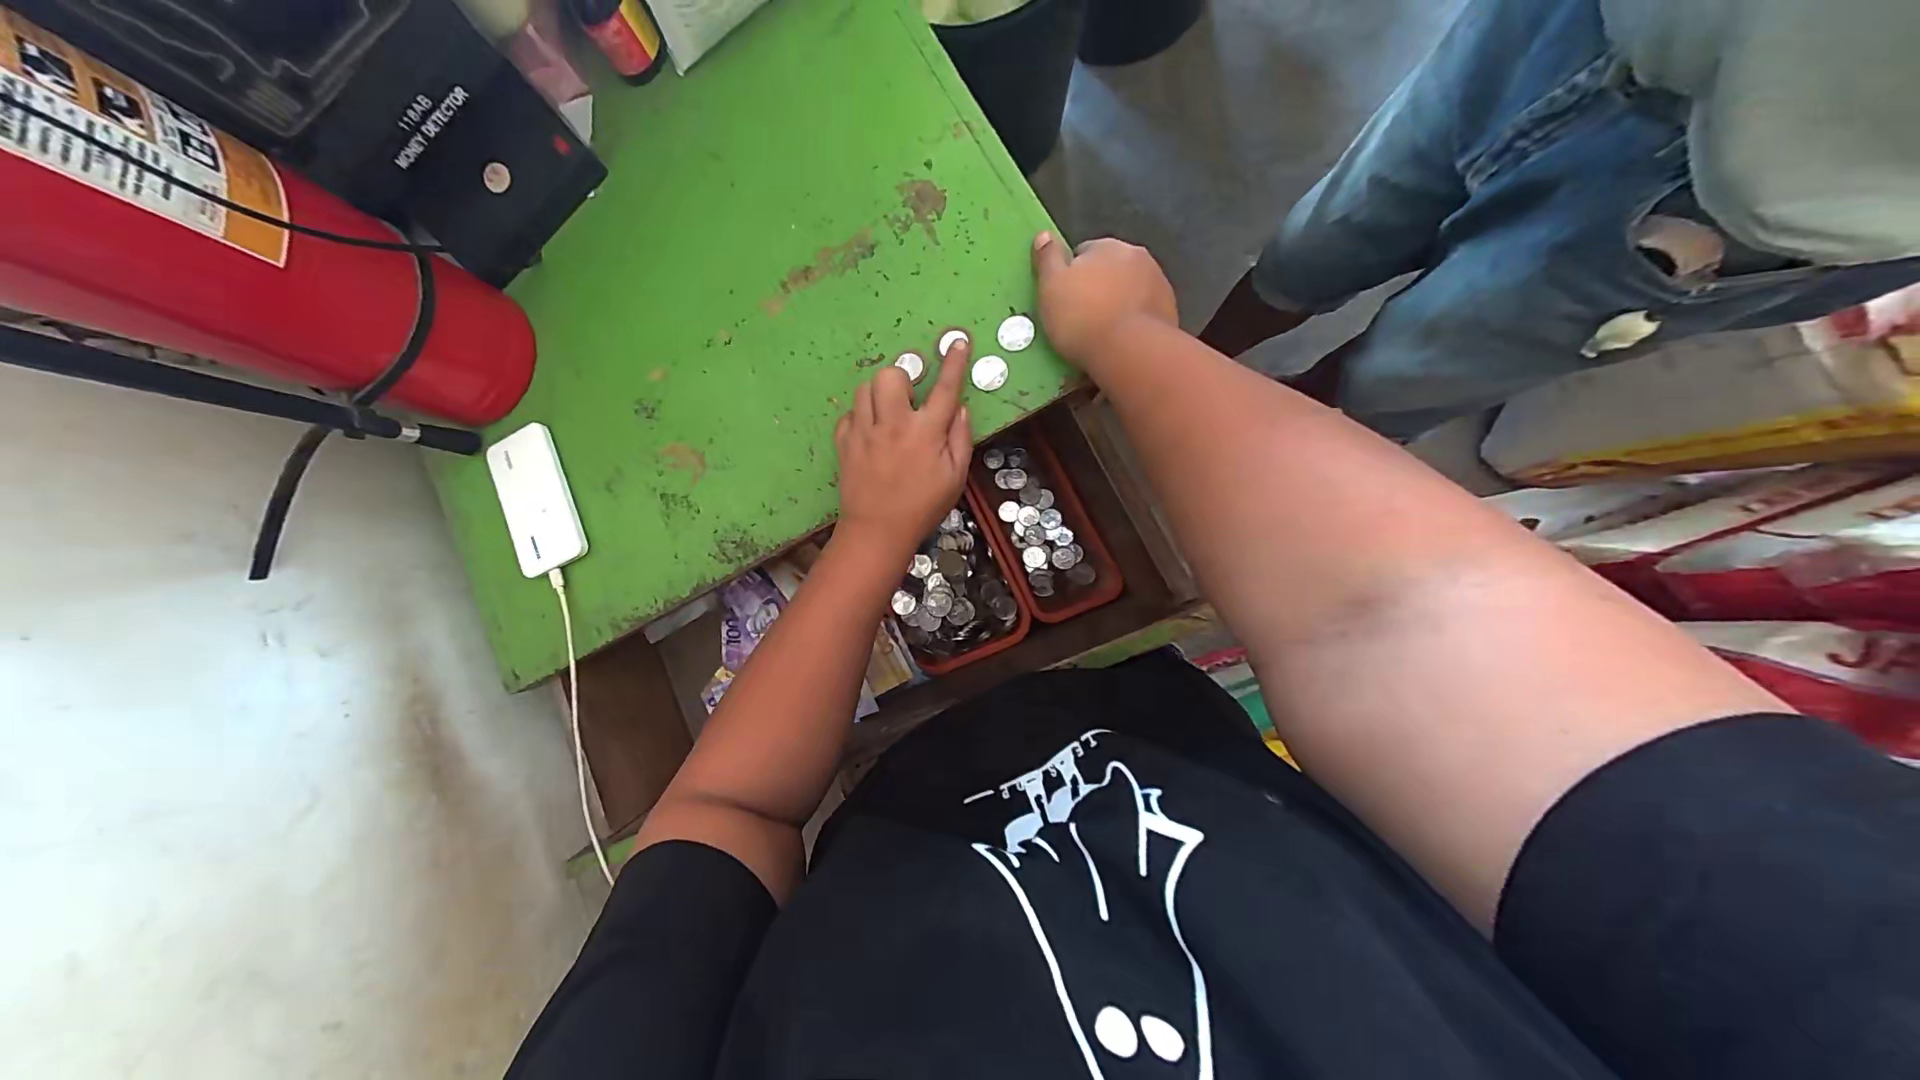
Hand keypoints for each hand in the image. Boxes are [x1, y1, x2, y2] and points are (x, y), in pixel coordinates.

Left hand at [833, 338, 972, 555]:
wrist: (877, 531)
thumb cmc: (923, 507)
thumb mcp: (955, 477)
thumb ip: (960, 438)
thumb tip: (959, 407)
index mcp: (925, 432)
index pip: (944, 388)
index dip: (953, 362)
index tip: (957, 341)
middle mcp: (893, 424)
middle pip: (891, 375)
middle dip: (903, 379)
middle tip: (910, 400)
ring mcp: (864, 432)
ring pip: (865, 389)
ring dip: (879, 395)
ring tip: (888, 415)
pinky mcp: (844, 443)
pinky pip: (849, 414)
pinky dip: (860, 418)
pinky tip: (870, 434)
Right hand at [1031, 231, 1178, 367]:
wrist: (1129, 352)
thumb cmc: (1082, 317)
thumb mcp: (1051, 287)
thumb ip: (1047, 259)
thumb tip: (1044, 234)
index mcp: (1106, 246)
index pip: (1084, 253)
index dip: (1071, 275)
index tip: (1064, 298)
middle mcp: (1137, 256)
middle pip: (1110, 270)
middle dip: (1099, 287)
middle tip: (1083, 317)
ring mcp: (1158, 283)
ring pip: (1130, 290)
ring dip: (1119, 303)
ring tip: (1104, 332)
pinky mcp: (1170, 311)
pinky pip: (1145, 312)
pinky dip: (1134, 321)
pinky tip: (1123, 341)